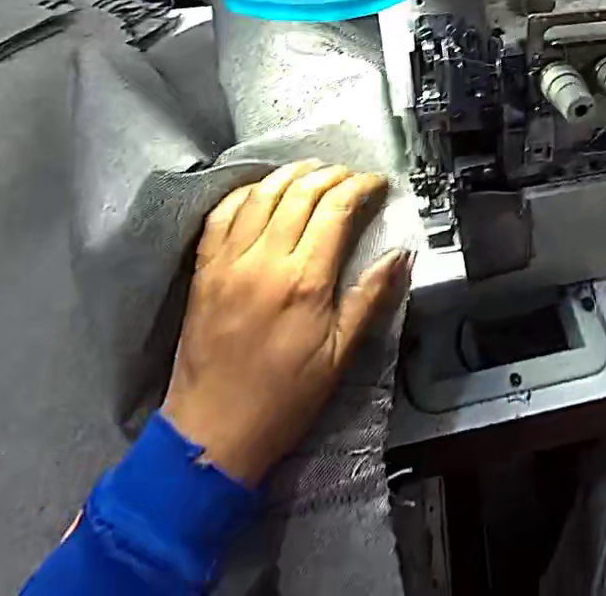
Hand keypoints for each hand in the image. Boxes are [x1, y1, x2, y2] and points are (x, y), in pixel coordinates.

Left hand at [162, 160, 412, 486]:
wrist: (209, 435)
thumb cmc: (285, 396)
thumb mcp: (342, 353)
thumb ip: (372, 297)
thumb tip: (402, 255)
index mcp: (304, 281)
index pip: (335, 209)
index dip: (361, 187)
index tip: (378, 185)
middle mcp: (263, 262)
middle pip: (300, 193)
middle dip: (332, 174)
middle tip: (353, 176)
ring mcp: (227, 264)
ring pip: (260, 196)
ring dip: (291, 174)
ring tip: (315, 170)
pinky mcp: (202, 273)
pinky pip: (219, 216)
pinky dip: (244, 194)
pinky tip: (264, 190)